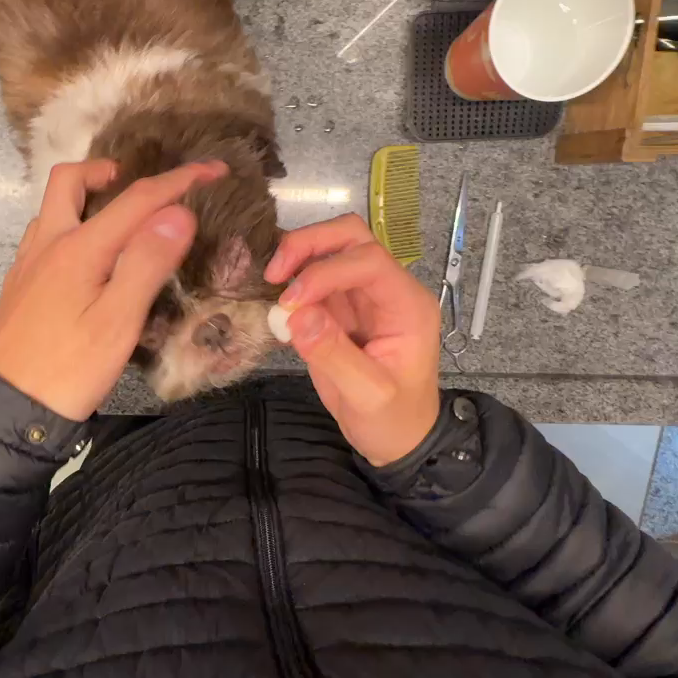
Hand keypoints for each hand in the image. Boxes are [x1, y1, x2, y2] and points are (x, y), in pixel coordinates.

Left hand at [0, 158, 228, 419]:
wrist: (8, 408)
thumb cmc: (69, 369)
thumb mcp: (117, 322)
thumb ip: (146, 264)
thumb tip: (178, 213)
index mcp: (79, 249)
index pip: (136, 199)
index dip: (179, 181)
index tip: (214, 171)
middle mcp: (48, 245)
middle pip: (71, 181)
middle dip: (109, 170)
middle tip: (143, 187)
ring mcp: (29, 265)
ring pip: (53, 208)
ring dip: (86, 197)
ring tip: (120, 219)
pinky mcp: (21, 286)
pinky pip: (45, 235)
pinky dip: (71, 226)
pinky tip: (88, 259)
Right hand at [265, 213, 441, 465]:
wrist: (398, 440)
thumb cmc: (393, 419)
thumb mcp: (367, 395)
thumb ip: (334, 355)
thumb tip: (297, 316)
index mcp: (406, 305)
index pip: (368, 261)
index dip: (325, 270)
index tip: (291, 300)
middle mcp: (387, 291)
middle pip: (350, 237)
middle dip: (309, 245)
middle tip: (274, 274)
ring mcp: (362, 297)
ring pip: (329, 249)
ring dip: (297, 258)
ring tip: (271, 286)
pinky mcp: (339, 310)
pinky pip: (313, 281)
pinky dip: (291, 283)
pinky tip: (276, 306)